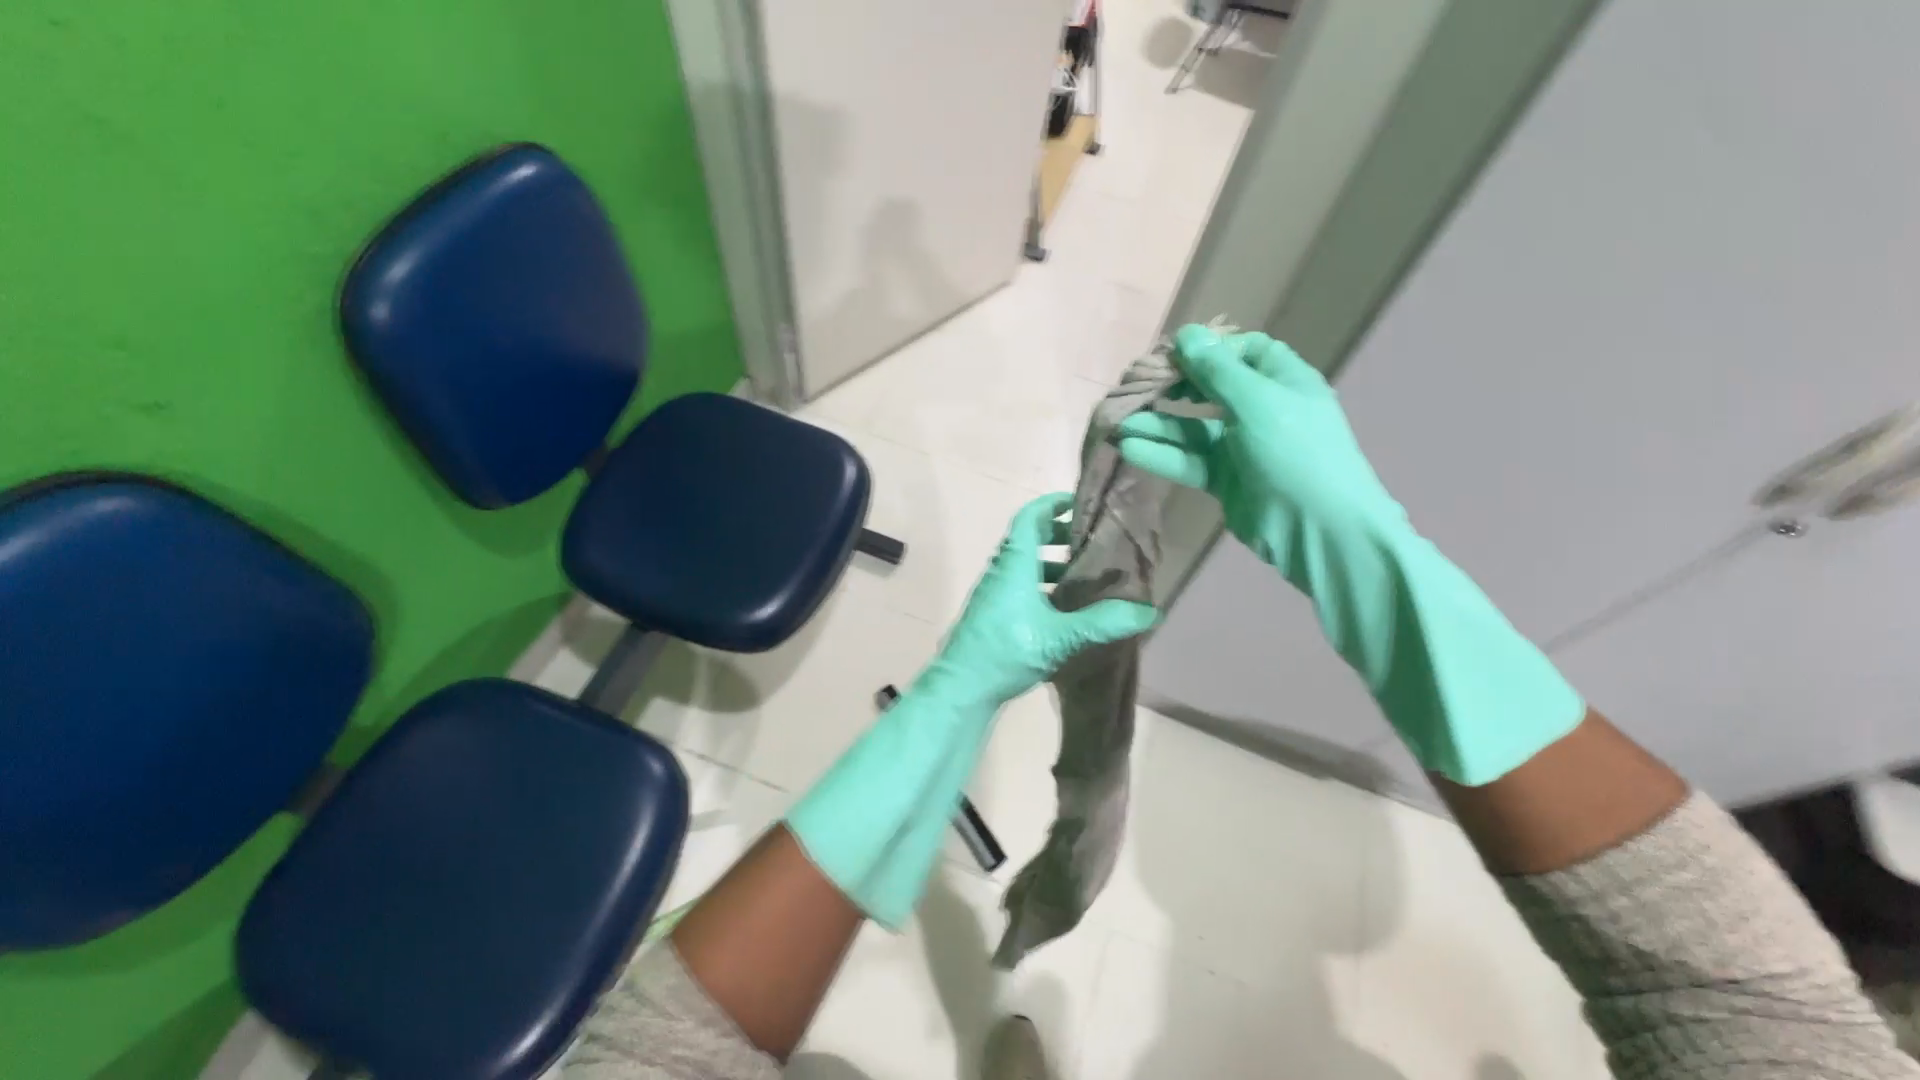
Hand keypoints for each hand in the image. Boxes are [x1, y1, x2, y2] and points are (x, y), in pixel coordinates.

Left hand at [932, 492, 1160, 705]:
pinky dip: (1043, 587)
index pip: (1030, 518)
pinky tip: (1064, 610)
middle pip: (1029, 539)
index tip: (1079, 503)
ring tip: (1085, 577)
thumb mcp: (1060, 637)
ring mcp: (995, 594)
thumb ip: (1103, 623)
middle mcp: (1002, 572)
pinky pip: (1021, 587)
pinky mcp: (994, 615)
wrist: (962, 687)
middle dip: (1059, 535)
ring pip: (1025, 566)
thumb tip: (1149, 611)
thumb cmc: (1007, 651)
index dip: (1052, 505)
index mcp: (1015, 564)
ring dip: (1052, 564)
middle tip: (1092, 542)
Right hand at [1117, 325, 1409, 579]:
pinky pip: (1189, 461)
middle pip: (1209, 389)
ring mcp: (1241, 447)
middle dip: (1172, 387)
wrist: (1319, 529)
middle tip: (1135, 387)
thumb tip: (1185, 334)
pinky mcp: (1224, 480)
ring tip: (1119, 421)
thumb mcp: (1256, 402)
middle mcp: (1260, 410)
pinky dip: (1162, 455)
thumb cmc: (1295, 452)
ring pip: (1192, 429)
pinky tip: (1130, 448)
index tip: (1171, 355)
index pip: (1241, 352)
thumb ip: (1216, 370)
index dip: (1206, 350)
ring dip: (1158, 424)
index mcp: (1281, 381)